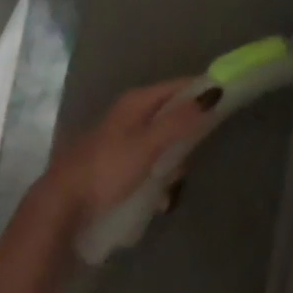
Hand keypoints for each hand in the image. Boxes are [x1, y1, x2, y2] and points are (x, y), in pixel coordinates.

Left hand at [33, 78, 217, 226]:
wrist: (64, 205)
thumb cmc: (107, 170)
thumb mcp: (147, 146)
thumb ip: (179, 122)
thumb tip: (214, 93)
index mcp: (136, 102)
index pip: (178, 87)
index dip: (203, 92)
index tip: (229, 103)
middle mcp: (131, 115)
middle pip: (174, 118)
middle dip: (186, 141)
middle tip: (184, 163)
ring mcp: (125, 141)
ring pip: (165, 147)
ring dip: (171, 168)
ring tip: (166, 190)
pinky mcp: (120, 167)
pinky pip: (152, 168)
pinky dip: (158, 182)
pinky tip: (156, 201)